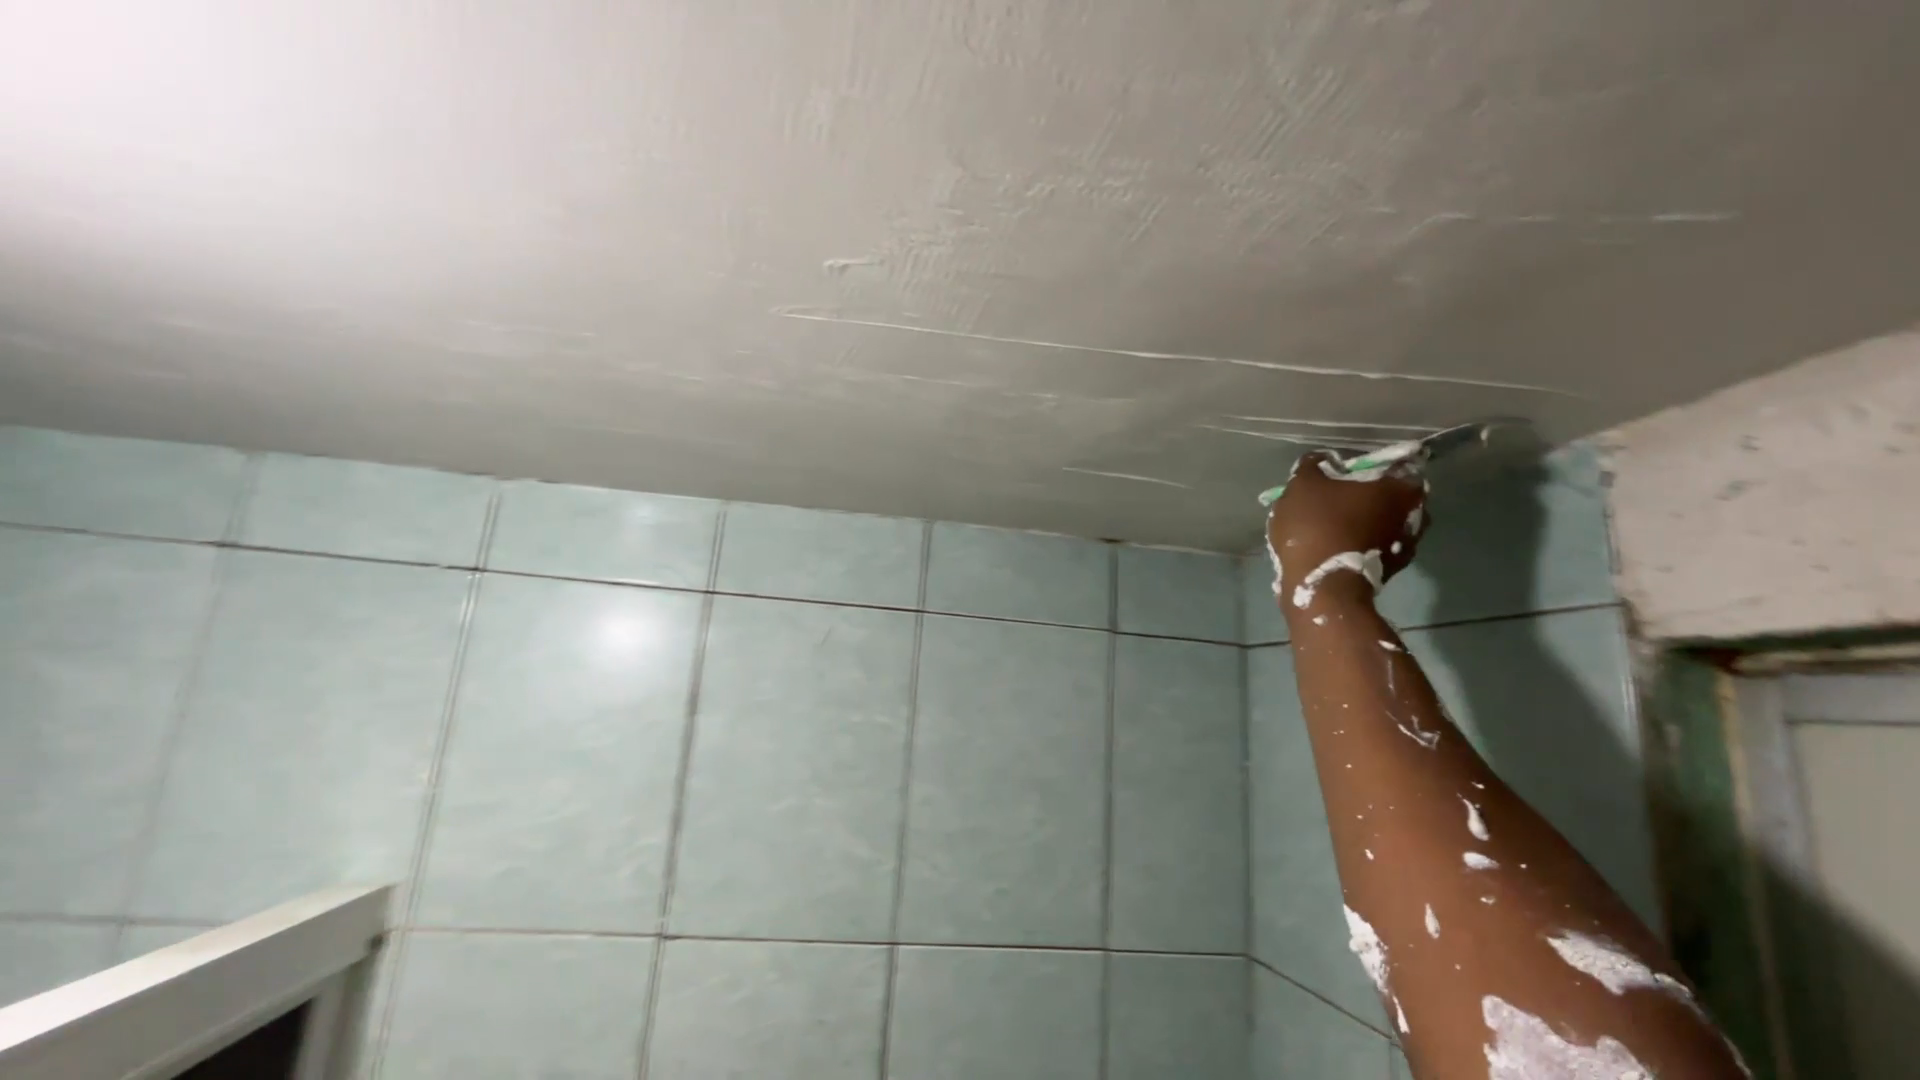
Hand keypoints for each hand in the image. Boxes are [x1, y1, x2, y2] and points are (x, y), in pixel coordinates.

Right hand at [1265, 451, 1429, 610]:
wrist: (1321, 587)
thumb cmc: (1317, 526)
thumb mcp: (1303, 484)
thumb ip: (1314, 465)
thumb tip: (1322, 460)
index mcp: (1401, 487)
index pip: (1395, 464)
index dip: (1369, 467)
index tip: (1346, 474)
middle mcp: (1416, 514)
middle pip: (1392, 495)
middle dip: (1370, 496)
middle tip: (1340, 498)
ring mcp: (1408, 546)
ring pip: (1386, 522)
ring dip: (1367, 521)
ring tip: (1335, 525)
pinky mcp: (1393, 570)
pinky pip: (1378, 546)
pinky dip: (1362, 544)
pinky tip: (1337, 546)